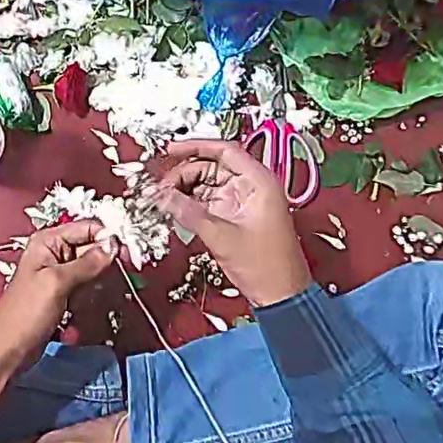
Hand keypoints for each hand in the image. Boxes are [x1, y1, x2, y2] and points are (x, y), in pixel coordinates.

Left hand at [0, 221, 118, 369]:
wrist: (8, 352)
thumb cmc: (27, 313)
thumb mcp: (57, 283)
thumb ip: (87, 262)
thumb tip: (114, 244)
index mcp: (49, 240)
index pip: (88, 227)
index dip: (109, 237)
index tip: (128, 252)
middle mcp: (55, 251)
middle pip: (93, 246)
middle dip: (104, 263)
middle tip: (112, 280)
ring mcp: (60, 271)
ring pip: (93, 267)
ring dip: (97, 282)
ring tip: (85, 299)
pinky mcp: (65, 290)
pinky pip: (87, 284)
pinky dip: (90, 294)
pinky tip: (82, 307)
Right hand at [149, 140, 311, 306]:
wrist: (280, 296)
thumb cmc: (267, 267)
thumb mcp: (221, 236)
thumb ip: (188, 212)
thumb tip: (163, 195)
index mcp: (259, 181)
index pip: (225, 150)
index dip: (196, 146)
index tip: (172, 149)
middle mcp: (252, 186)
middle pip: (213, 165)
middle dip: (185, 172)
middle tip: (162, 184)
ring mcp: (243, 200)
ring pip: (208, 183)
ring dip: (186, 188)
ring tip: (164, 196)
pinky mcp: (236, 215)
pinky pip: (209, 200)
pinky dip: (192, 202)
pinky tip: (175, 206)